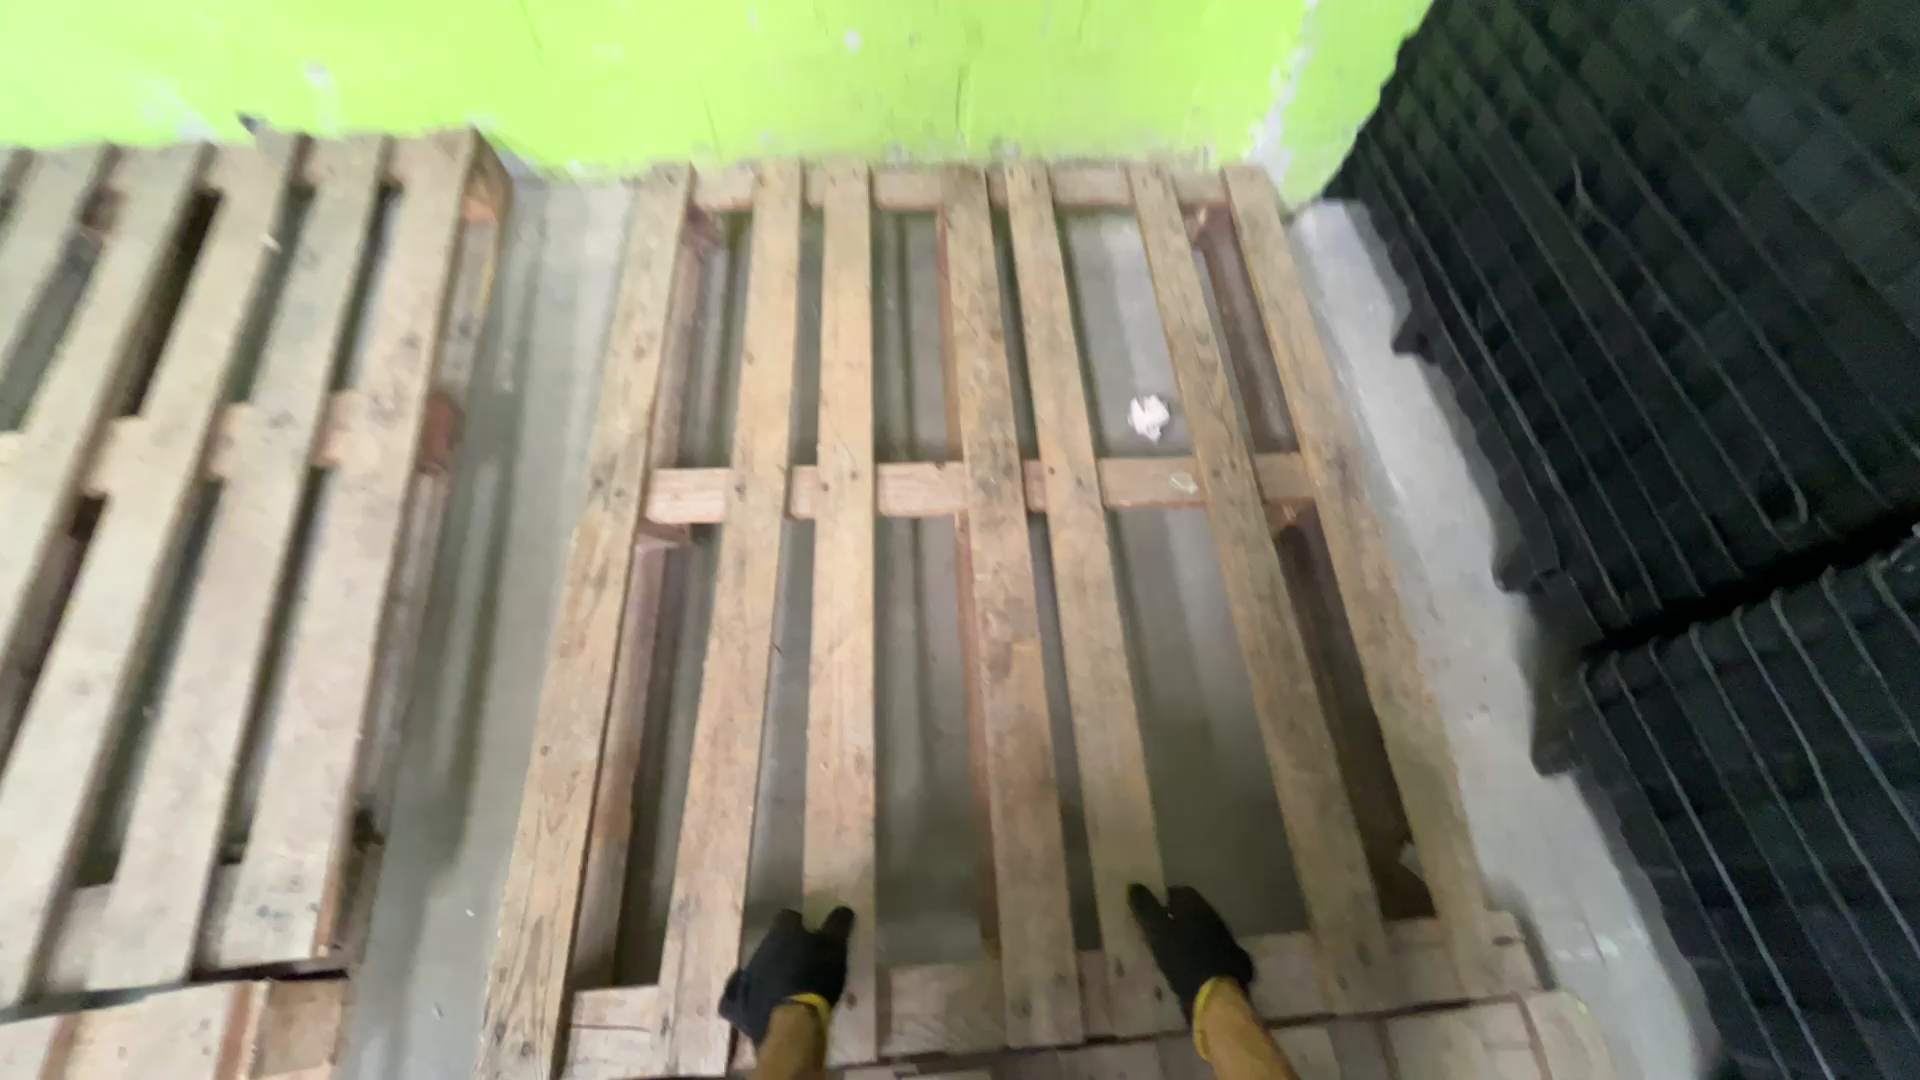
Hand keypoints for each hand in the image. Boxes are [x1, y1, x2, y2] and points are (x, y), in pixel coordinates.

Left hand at [718, 907, 854, 1043]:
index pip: (787, 916)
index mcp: (782, 931)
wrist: (793, 1022)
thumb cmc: (817, 977)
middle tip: (799, 959)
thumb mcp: (836, 946)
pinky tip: (746, 994)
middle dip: (783, 947)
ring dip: (768, 969)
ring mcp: (746, 977)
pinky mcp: (738, 1004)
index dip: (798, 923)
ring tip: (783, 981)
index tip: (808, 932)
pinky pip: (732, 994)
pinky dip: (739, 992)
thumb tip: (843, 907)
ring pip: (756, 964)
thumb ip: (838, 924)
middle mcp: (760, 947)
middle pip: (772, 941)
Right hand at [1128, 884, 1253, 1022]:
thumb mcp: (1155, 929)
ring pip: (1203, 933)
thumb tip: (1134, 885)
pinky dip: (1202, 958)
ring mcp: (1226, 939)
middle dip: (1176, 920)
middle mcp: (1213, 916)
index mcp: (1195, 903)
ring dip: (1190, 939)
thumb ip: (1144, 906)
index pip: (1177, 891)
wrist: (1215, 994)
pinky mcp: (1233, 962)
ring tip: (1174, 954)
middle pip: (1191, 912)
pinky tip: (1192, 969)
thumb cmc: (1181, 956)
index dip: (1162, 901)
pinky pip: (1212, 954)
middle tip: (1160, 934)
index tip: (1151, 915)